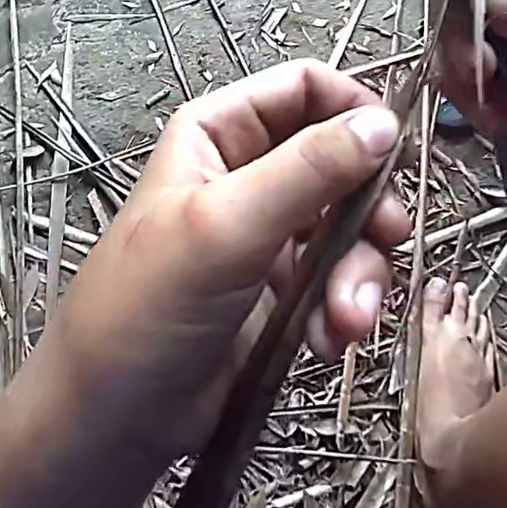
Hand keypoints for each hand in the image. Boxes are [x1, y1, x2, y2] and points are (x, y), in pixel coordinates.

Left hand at [36, 60, 409, 461]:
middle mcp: (249, 172)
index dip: (354, 111)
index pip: (306, 90)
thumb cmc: (143, 306)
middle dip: (367, 206)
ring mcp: (270, 229)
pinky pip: (341, 277)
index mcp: (221, 132)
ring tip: (346, 316)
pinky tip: (328, 339)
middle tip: (384, 237)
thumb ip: (307, 170)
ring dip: (361, 272)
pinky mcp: (286, 284)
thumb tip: (381, 125)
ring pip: (350, 224)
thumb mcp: (225, 226)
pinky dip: (346, 307)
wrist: (113, 418)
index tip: (393, 151)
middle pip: (341, 158)